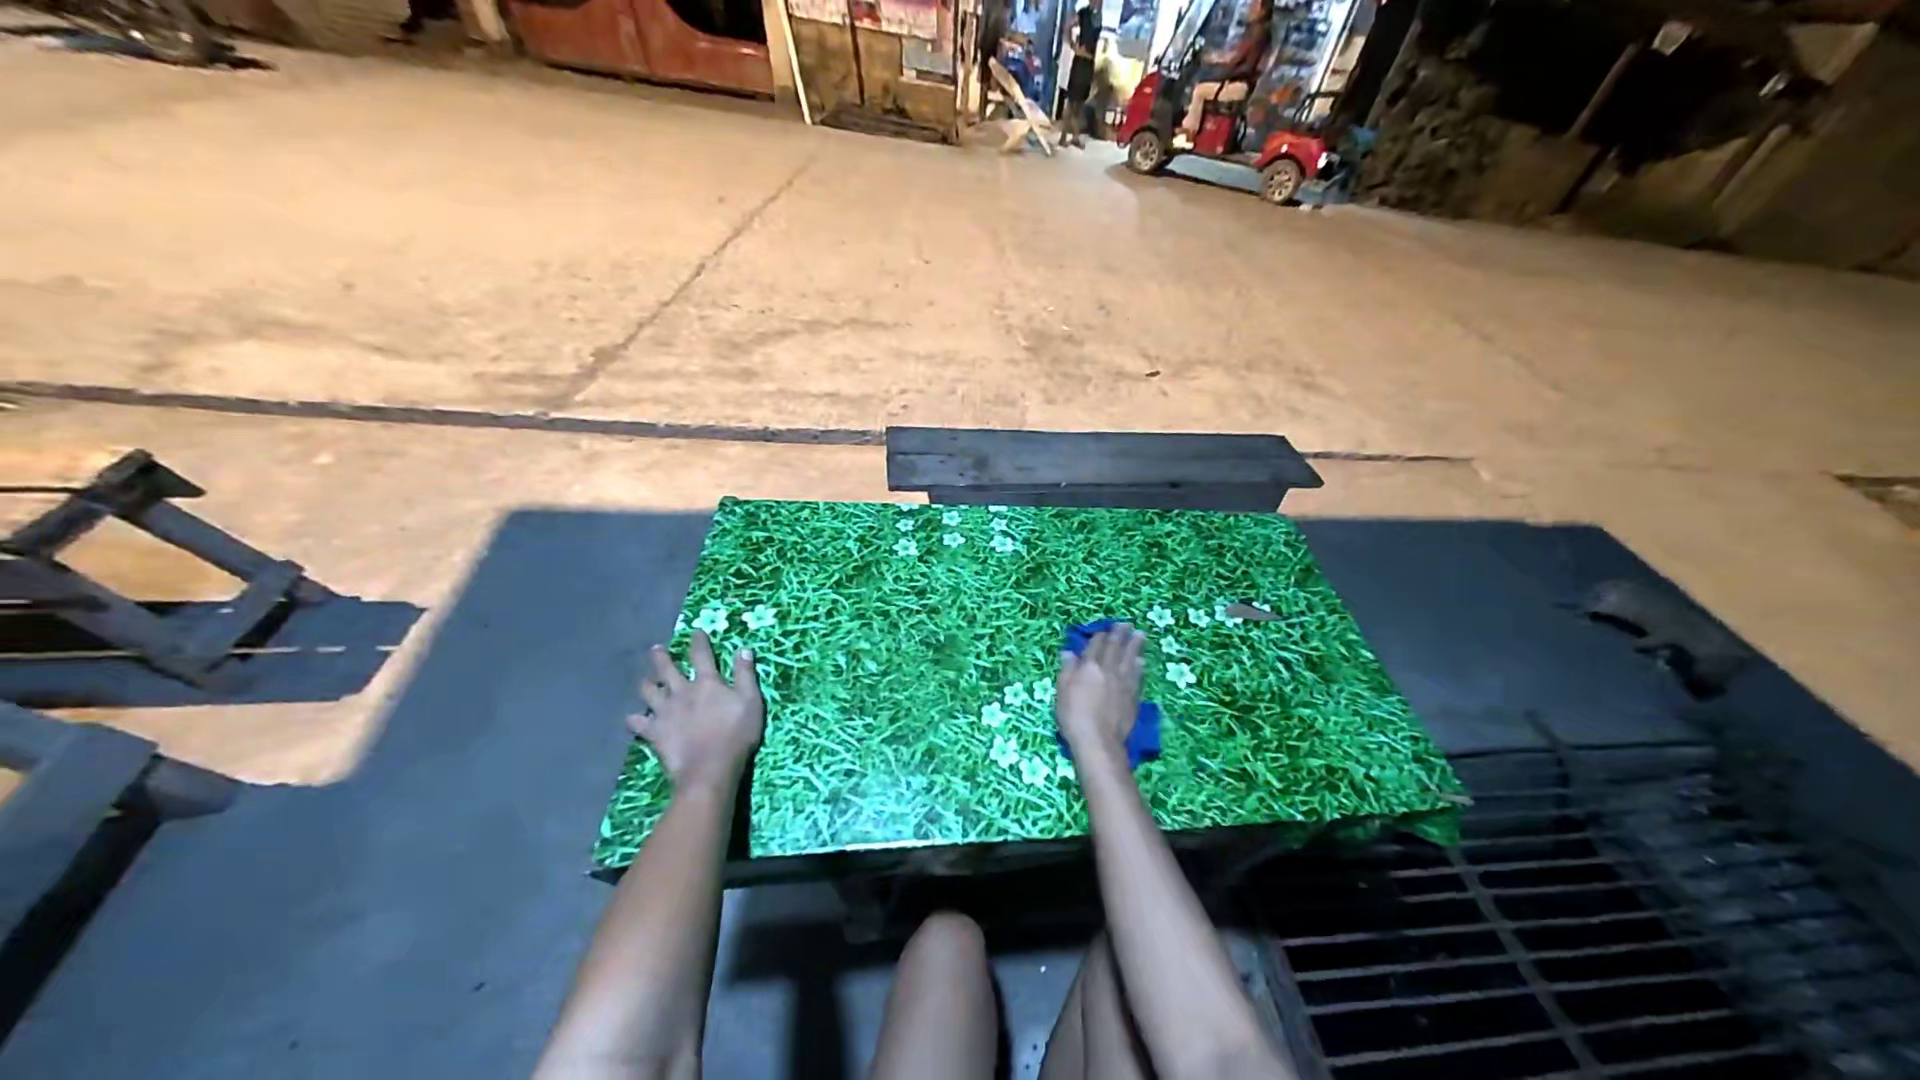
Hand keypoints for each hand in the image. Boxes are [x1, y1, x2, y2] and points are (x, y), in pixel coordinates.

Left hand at [632, 631, 763, 791]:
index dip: (698, 642)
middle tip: (656, 649)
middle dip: (661, 657)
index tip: (695, 631)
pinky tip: (631, 718)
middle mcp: (682, 692)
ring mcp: (665, 711)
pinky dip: (633, 719)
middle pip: (667, 669)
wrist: (710, 767)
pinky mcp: (654, 732)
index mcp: (707, 683)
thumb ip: (746, 674)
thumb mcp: (751, 701)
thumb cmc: (736, 734)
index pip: (701, 655)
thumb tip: (743, 648)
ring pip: (648, 691)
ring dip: (646, 683)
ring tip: (644, 679)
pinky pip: (638, 723)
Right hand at [1055, 624, 1145, 761]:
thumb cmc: (1073, 717)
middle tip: (1126, 624)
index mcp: (1089, 667)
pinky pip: (1138, 675)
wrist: (1099, 741)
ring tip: (1140, 634)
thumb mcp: (1062, 692)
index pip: (1096, 645)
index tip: (1105, 629)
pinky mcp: (1134, 696)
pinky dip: (1140, 665)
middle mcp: (1108, 670)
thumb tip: (1069, 652)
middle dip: (1120, 634)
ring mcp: (1124, 683)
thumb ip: (1067, 670)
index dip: (1100, 636)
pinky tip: (1142, 661)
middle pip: (1116, 648)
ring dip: (1135, 645)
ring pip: (1131, 658)